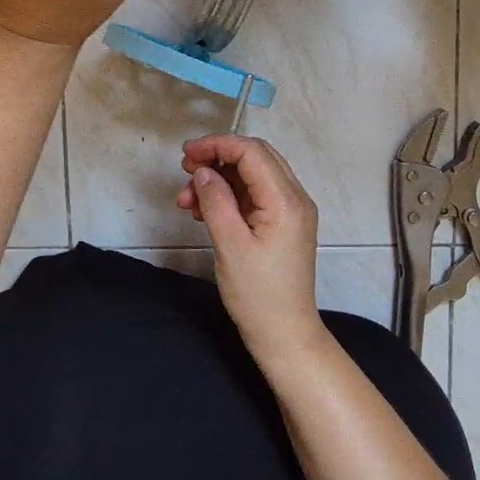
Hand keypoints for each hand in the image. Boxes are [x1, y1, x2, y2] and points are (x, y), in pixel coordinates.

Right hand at [178, 134, 328, 363]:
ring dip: (219, 179)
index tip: (185, 155)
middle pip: (254, 157)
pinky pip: (253, 194)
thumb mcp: (230, 245)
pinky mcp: (282, 224)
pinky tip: (202, 211)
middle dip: (217, 157)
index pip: (251, 152)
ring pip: (251, 175)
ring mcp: (290, 211)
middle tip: (185, 171)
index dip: (217, 145)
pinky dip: (228, 195)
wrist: (284, 334)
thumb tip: (203, 171)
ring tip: (186, 201)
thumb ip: (216, 201)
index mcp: (286, 201)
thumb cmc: (257, 294)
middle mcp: (294, 198)